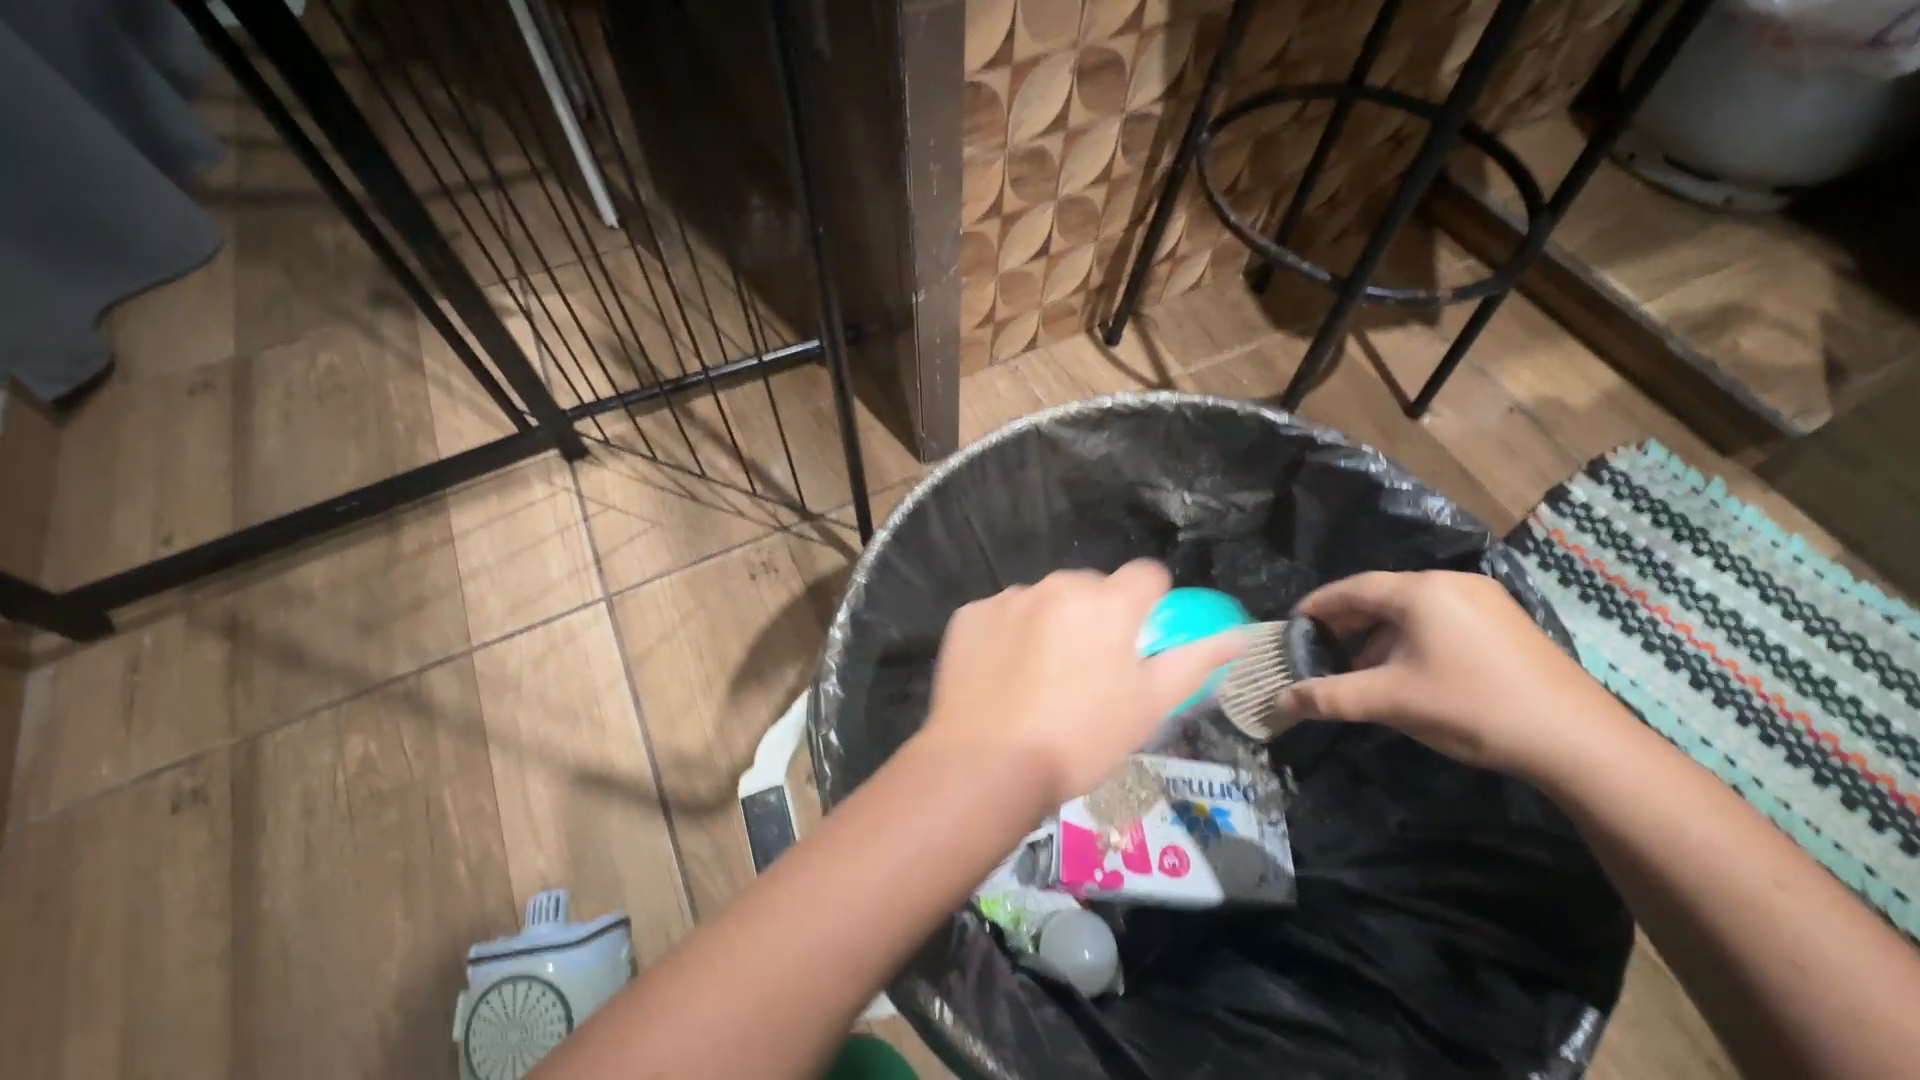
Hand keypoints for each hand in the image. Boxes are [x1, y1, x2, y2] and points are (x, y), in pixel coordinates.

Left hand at [919, 560, 1244, 808]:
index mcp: (1110, 602)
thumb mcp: (1149, 706)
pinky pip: (1002, 616)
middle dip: (1097, 617)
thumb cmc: (1081, 740)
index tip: (1138, 644)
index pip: (1148, 576)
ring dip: (1052, 624)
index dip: (1150, 606)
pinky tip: (1005, 679)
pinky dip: (1009, 636)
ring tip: (1041, 681)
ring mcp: (1009, 598)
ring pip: (1045, 600)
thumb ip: (1195, 662)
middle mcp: (1059, 585)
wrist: (988, 766)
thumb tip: (1239, 636)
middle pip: (1092, 588)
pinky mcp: (969, 616)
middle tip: (1089, 673)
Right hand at [1281, 570, 1617, 777]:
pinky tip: (1408, 674)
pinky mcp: (1505, 624)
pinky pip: (1441, 621)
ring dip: (1380, 637)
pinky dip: (1412, 641)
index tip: (1292, 626)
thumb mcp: (1391, 702)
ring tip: (1361, 672)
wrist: (1576, 738)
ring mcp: (1485, 601)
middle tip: (1320, 651)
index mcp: (1420, 591)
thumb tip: (1282, 699)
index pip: (1352, 588)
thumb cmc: (1472, 707)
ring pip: (1414, 611)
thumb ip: (1331, 696)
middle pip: (1383, 596)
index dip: (1317, 606)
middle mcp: (1452, 584)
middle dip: (1348, 624)